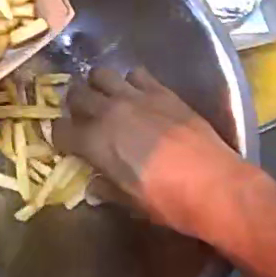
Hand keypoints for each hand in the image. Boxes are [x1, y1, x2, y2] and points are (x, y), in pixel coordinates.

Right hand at [54, 66, 249, 236]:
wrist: (215, 185)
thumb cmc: (169, 202)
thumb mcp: (131, 202)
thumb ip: (106, 187)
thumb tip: (93, 184)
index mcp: (96, 142)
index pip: (61, 130)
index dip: (60, 136)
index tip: (65, 142)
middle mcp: (109, 112)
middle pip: (77, 94)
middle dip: (75, 105)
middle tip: (83, 117)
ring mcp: (135, 96)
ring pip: (102, 74)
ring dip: (99, 86)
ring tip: (108, 98)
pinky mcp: (160, 90)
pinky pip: (136, 74)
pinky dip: (132, 82)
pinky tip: (138, 95)